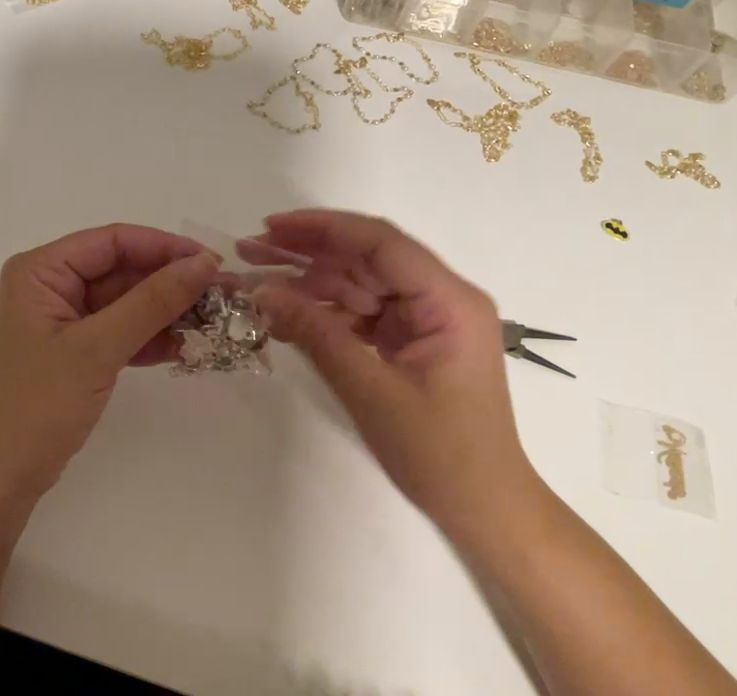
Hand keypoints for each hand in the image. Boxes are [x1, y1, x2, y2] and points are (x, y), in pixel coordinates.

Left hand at [0, 224, 218, 501]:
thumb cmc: (38, 404)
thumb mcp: (98, 347)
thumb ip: (152, 301)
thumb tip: (204, 262)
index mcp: (39, 270)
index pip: (111, 241)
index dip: (163, 247)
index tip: (213, 261)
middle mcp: (47, 286)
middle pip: (120, 270)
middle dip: (170, 282)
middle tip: (224, 294)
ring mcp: (60, 321)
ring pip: (125, 302)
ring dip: (166, 311)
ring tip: (215, 321)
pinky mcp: (73, 353)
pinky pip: (119, 331)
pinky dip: (150, 338)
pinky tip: (187, 346)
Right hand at [253, 210, 534, 527]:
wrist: (486, 508)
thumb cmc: (440, 453)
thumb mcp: (371, 391)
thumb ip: (317, 334)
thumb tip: (262, 292)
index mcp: (450, 300)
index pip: (380, 242)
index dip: (322, 228)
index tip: (272, 227)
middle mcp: (444, 298)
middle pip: (368, 258)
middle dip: (309, 253)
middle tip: (251, 251)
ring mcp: (430, 319)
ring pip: (363, 283)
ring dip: (312, 283)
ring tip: (258, 282)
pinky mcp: (416, 340)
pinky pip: (366, 312)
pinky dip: (328, 314)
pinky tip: (288, 315)